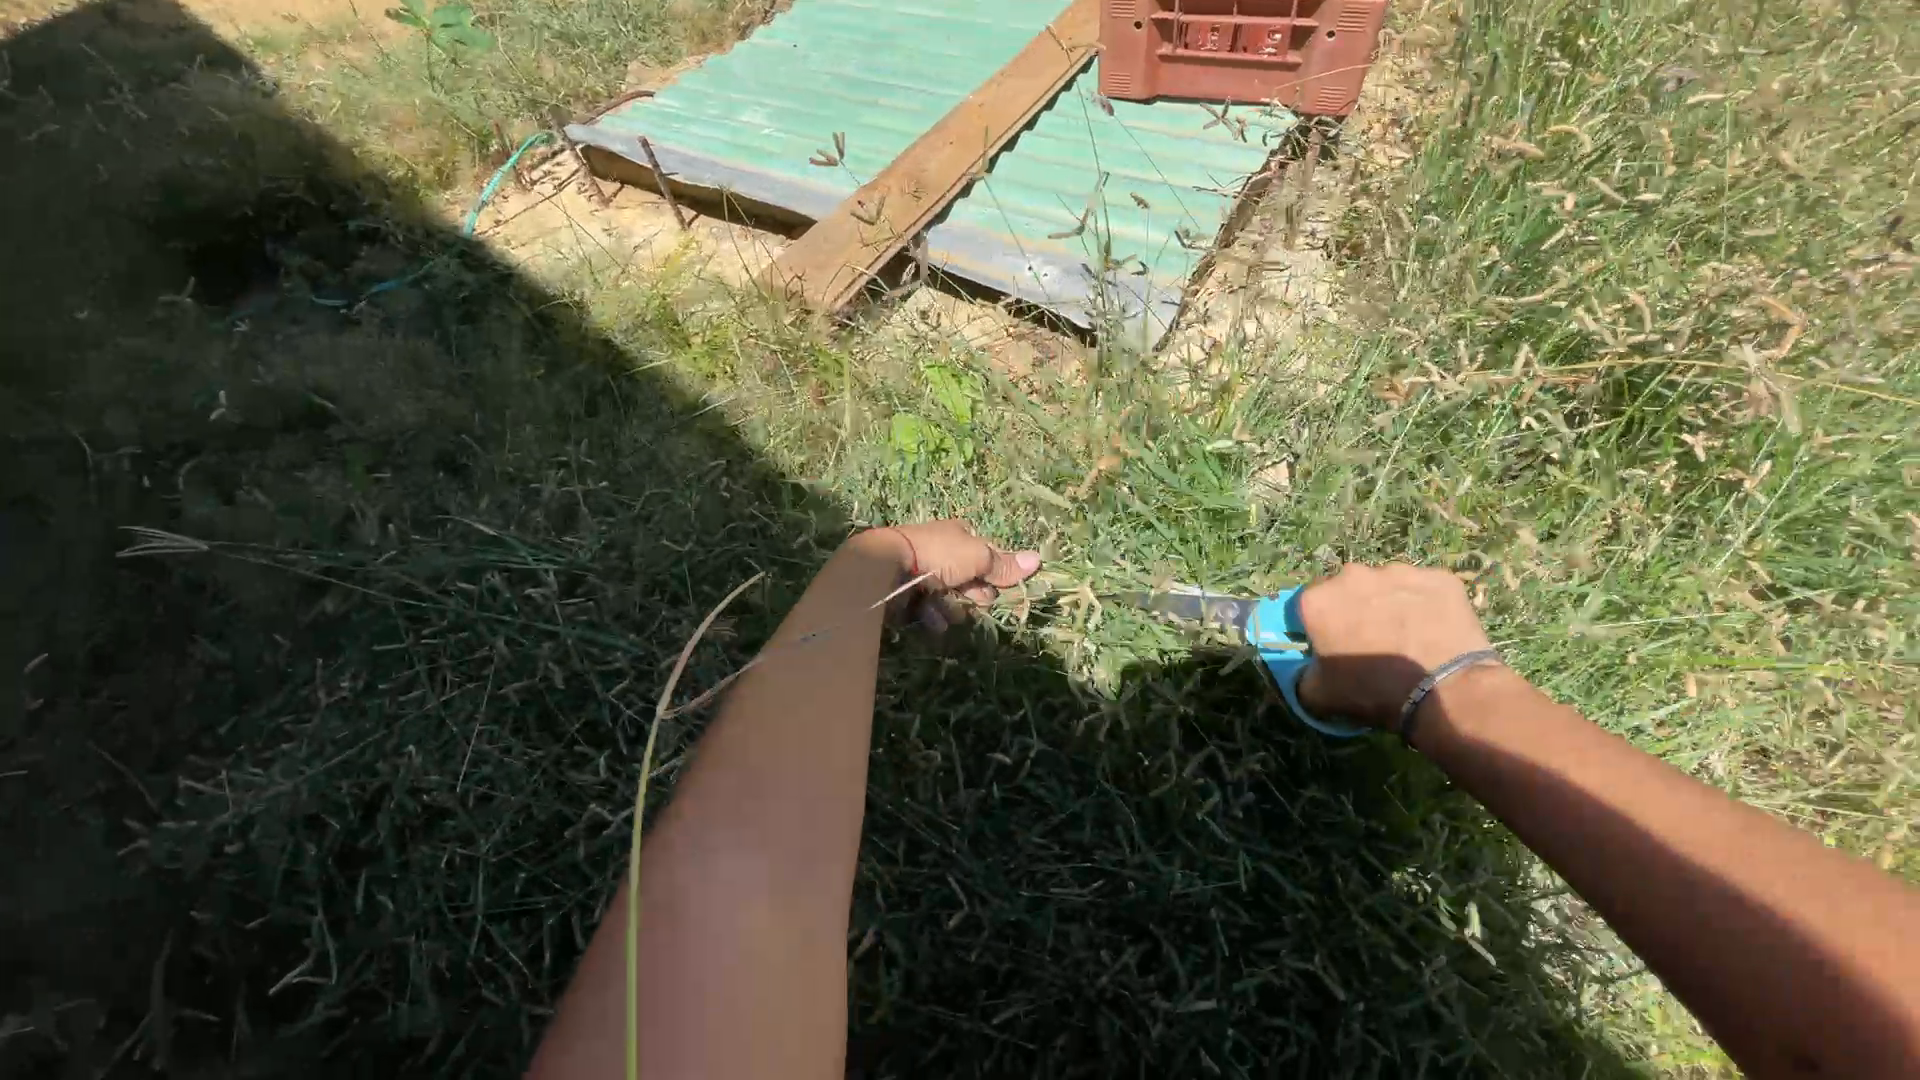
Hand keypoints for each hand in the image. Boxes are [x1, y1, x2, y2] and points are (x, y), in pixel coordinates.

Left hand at [855, 520, 1041, 631]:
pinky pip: (929, 609)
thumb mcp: (977, 557)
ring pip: (951, 598)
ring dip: (951, 608)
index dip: (995, 574)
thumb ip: (1004, 564)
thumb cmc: (937, 554)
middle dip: (973, 595)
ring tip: (942, 608)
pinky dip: (932, 614)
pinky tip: (929, 616)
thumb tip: (1037, 560)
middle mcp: (942, 551)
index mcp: (959, 536)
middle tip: (970, 599)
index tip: (998, 588)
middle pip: (971, 581)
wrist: (887, 566)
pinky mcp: (908, 593)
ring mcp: (923, 572)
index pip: (987, 557)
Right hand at [1294, 563, 1492, 729]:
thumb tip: (1308, 671)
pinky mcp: (1438, 577)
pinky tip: (1434, 630)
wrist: (1444, 691)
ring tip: (1408, 635)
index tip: (1335, 642)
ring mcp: (1398, 572)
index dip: (1321, 624)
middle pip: (1348, 588)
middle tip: (1372, 638)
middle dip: (1355, 607)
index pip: (1310, 605)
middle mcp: (1352, 576)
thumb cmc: (1373, 691)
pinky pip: (1425, 588)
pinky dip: (1426, 604)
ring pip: (1387, 585)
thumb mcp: (1319, 695)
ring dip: (1390, 602)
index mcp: (1317, 600)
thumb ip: (1303, 676)